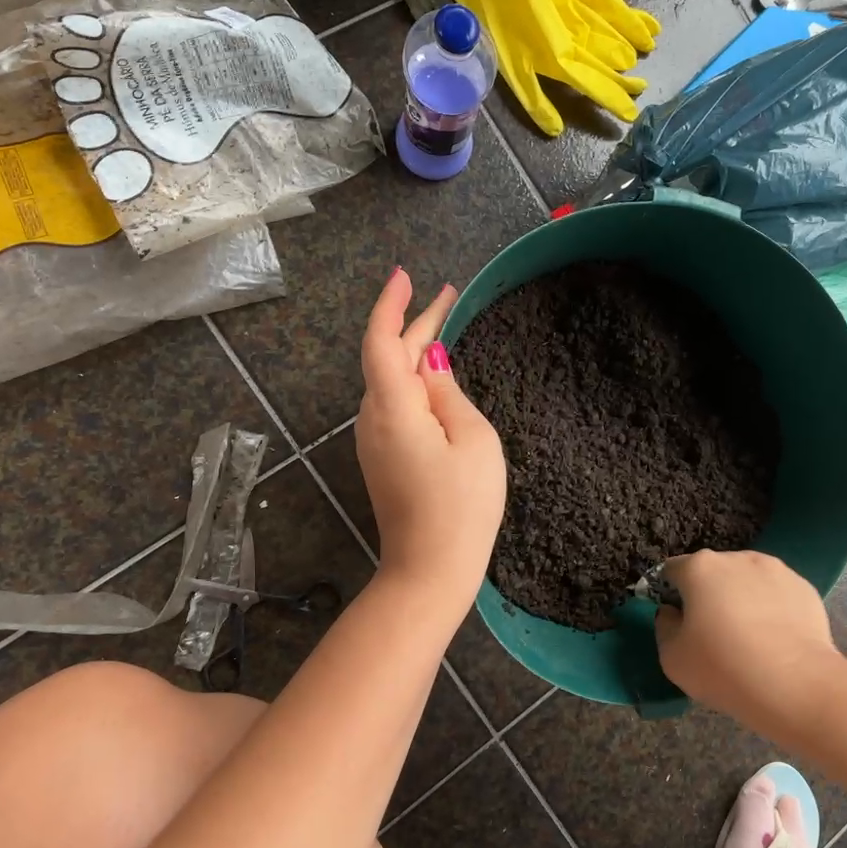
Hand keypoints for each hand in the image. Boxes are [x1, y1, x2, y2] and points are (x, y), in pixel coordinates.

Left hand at [355, 269, 505, 607]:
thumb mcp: (474, 439)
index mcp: (394, 407)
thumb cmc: (462, 506)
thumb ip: (448, 392)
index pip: (382, 341)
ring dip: (413, 350)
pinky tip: (433, 376)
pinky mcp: (381, 457)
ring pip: (390, 381)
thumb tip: (431, 360)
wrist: (430, 571)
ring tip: (444, 326)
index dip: (391, 304)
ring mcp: (373, 440)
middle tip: (448, 296)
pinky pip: (394, 404)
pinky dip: (412, 380)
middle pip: (388, 358)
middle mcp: (372, 418)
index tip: (405, 275)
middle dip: (415, 323)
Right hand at [654, 550, 840, 724]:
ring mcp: (775, 569)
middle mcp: (737, 557)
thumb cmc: (723, 668)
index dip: (670, 594)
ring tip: (751, 638)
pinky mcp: (803, 586)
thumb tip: (673, 612)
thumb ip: (665, 626)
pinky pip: (777, 594)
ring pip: (748, 581)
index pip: (672, 571)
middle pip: (713, 573)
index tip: (678, 623)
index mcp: (699, 568)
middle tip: (714, 635)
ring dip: (743, 599)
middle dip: (709, 596)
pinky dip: (773, 609)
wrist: (795, 684)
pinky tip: (777, 640)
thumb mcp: (673, 658)